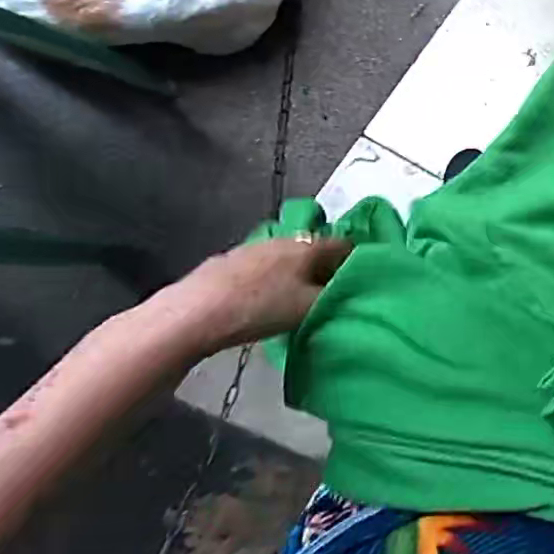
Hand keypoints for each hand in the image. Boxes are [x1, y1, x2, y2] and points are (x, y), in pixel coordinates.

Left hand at [155, 235, 353, 358]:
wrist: (193, 313)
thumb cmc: (260, 308)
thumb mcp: (309, 308)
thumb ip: (335, 296)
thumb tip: (353, 288)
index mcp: (308, 246)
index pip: (344, 245)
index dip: (356, 261)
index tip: (360, 280)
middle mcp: (283, 240)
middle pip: (314, 250)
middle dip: (324, 267)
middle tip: (329, 293)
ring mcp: (252, 249)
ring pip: (286, 258)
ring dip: (295, 273)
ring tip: (296, 299)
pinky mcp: (227, 262)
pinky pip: (261, 268)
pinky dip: (270, 279)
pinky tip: (262, 300)